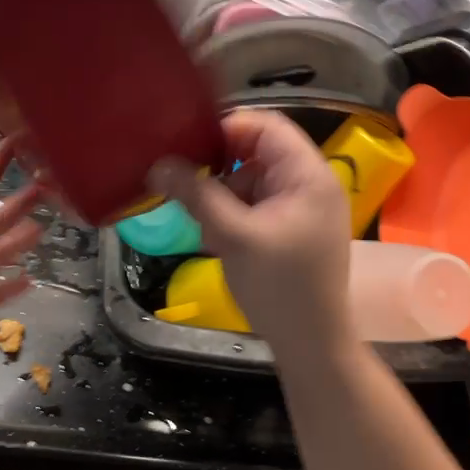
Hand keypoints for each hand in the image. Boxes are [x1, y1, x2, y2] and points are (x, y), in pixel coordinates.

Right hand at [150, 109, 353, 355]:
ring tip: (203, 221)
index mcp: (308, 175)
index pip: (267, 126)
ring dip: (223, 194)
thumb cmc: (279, 286)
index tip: (187, 147)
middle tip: (186, 185)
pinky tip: (217, 237)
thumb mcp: (233, 235)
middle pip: (258, 152)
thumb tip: (159, 164)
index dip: (226, 129)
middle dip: (220, 167)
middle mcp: (311, 184)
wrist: (311, 343)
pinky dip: (233, 214)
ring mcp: (303, 209)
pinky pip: (257, 205)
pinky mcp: (292, 231)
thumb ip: (197, 194)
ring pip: (253, 180)